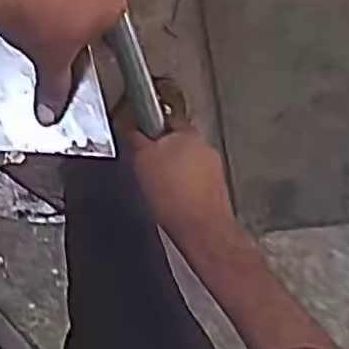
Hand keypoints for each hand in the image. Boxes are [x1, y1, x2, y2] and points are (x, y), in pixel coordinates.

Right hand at [115, 77, 234, 237]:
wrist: (201, 233)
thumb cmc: (175, 195)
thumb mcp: (140, 157)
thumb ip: (136, 136)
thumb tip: (131, 129)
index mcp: (189, 132)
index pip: (163, 116)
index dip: (147, 124)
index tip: (138, 132)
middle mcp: (205, 148)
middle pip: (174, 139)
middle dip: (159, 148)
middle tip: (144, 159)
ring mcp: (214, 170)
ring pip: (184, 160)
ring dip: (171, 167)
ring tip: (157, 182)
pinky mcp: (217, 191)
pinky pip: (193, 179)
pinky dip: (182, 184)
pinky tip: (170, 196)